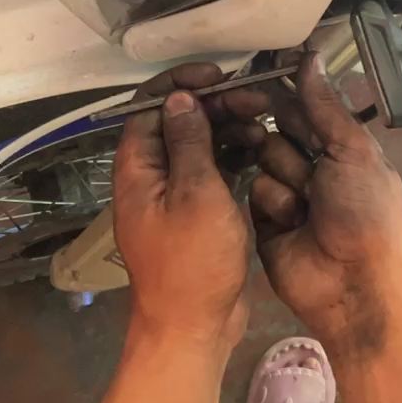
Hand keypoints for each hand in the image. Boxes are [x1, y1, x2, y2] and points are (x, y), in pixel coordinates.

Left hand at [112, 63, 270, 347]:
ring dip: (228, 126)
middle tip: (256, 99)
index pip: (151, 104)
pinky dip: (233, 153)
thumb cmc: (192, 262)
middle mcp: (150, 173)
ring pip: (199, 141)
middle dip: (215, 103)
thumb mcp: (195, 194)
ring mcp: (174, 191)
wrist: (194, 327)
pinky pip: (212, 166)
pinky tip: (260, 146)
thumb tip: (180, 98)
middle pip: (179, 120)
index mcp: (138, 167)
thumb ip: (188, 142)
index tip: (219, 76)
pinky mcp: (196, 207)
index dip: (182, 82)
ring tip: (264, 122)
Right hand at [248, 54, 401, 358]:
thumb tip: (311, 56)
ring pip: (263, 160)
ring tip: (304, 200)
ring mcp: (285, 192)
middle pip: (275, 129)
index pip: (301, 106)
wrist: (354, 287)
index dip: (278, 91)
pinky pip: (255, 193)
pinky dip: (272, 203)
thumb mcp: (353, 152)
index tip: (249, 74)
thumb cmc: (364, 213)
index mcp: (338, 145)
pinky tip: (292, 221)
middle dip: (267, 125)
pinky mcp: (263, 221)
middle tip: (243, 111)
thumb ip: (325, 106)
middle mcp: (310, 164)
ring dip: (282, 173)